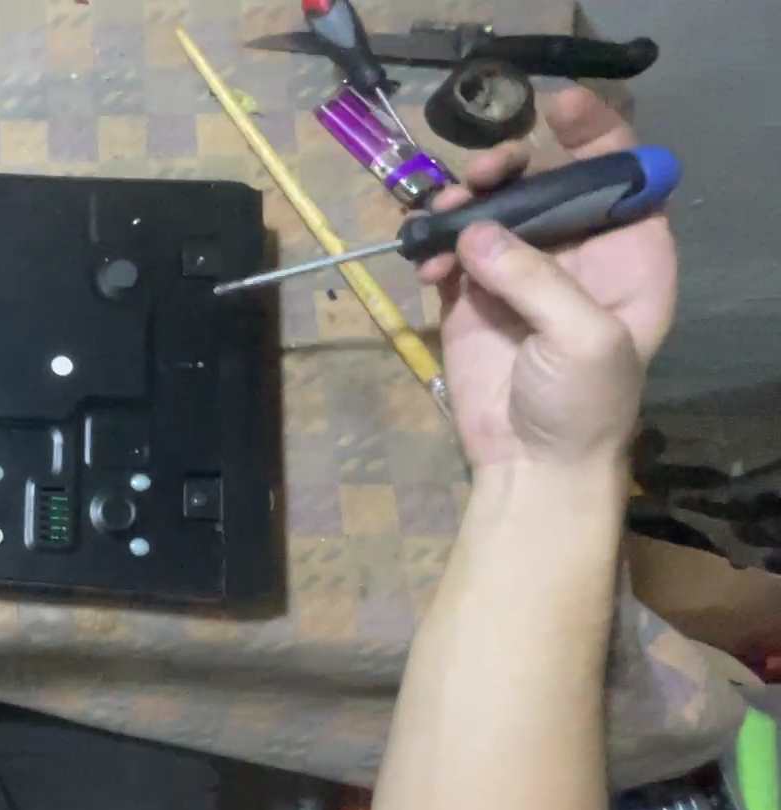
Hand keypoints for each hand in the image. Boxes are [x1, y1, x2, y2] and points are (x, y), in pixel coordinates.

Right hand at [415, 87, 675, 469]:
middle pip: (543, 188)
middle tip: (479, 176)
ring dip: (462, 207)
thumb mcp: (582, 335)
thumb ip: (536, 280)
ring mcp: (513, 277)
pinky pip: (447, 258)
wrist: (528, 456)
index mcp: (628, 252)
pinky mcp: (466, 302)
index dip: (595, 136)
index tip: (558, 110)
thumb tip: (476, 234)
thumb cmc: (583, 399)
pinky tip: (424, 263)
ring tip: (438, 215)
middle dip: (512, 172)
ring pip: (487, 219)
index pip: (619, 174)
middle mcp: (571, 254)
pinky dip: (431, 251)